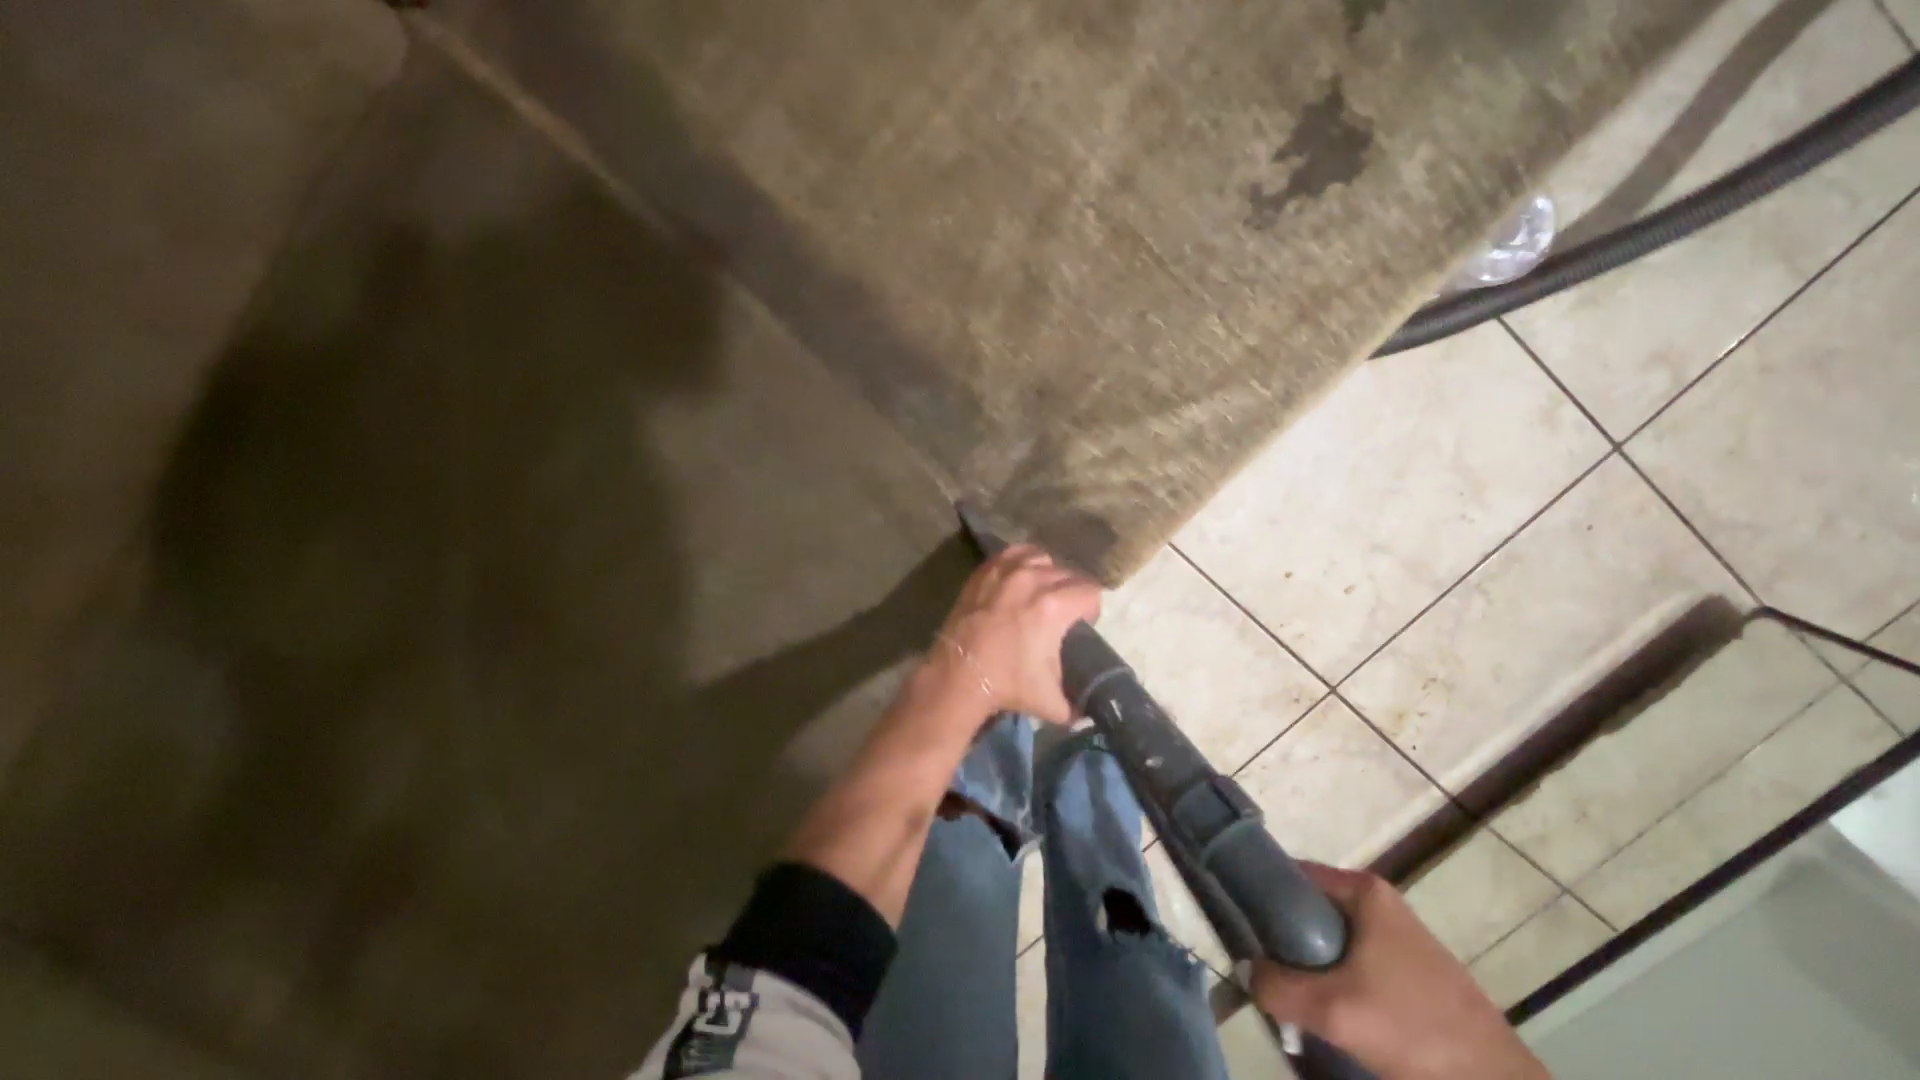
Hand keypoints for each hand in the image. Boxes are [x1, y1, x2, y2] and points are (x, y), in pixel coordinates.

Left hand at [931, 544, 1101, 725]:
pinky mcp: (982, 573)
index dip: (1092, 608)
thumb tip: (1085, 712)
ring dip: (1046, 572)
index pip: (1090, 592)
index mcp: (1054, 607)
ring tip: (1041, 592)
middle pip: (1067, 573)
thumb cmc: (1007, 685)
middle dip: (1072, 591)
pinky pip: (1010, 554)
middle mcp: (1032, 581)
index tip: (1084, 624)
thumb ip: (1075, 706)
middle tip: (1064, 613)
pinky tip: (1018, 577)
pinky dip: (1020, 562)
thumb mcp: (1050, 702)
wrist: (957, 677)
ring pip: (1039, 558)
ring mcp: (1005, 573)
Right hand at [1251, 863, 1548, 1079]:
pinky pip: (1351, 966)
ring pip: (1330, 943)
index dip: (1260, 896)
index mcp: (1364, 892)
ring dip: (1306, 968)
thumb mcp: (1332, 1009)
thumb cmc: (1412, 1027)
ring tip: (1286, 997)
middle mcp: (1379, 904)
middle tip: (1259, 970)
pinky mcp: (1407, 971)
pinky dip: (1332, 984)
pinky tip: (1323, 1014)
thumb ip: (1278, 987)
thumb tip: (1246, 970)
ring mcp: (1396, 938)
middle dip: (1281, 940)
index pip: (1293, 875)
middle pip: (1309, 911)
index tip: (1236, 923)